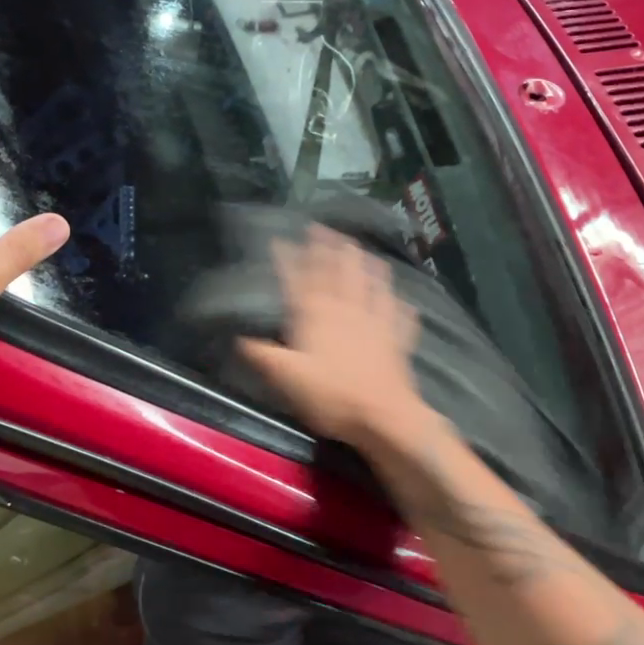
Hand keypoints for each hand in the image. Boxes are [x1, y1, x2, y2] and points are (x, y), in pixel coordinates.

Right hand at [237, 227, 425, 442]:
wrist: (384, 415)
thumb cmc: (332, 395)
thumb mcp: (287, 377)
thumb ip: (263, 355)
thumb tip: (238, 336)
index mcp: (317, 316)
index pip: (300, 279)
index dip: (290, 258)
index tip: (282, 238)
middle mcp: (347, 310)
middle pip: (340, 273)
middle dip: (331, 248)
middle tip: (327, 228)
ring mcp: (377, 323)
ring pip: (371, 286)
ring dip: (366, 266)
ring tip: (363, 250)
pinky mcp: (397, 341)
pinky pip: (400, 317)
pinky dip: (401, 306)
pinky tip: (404, 301)